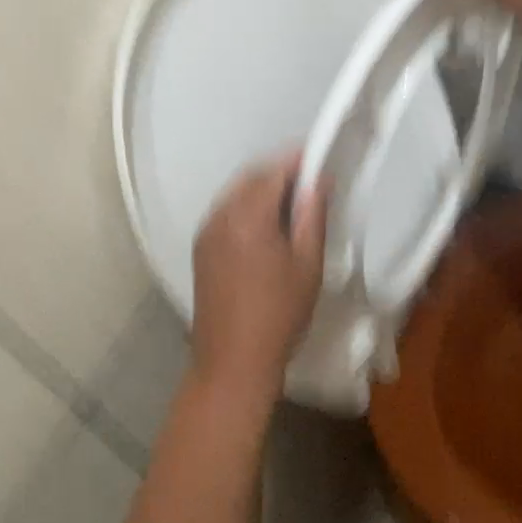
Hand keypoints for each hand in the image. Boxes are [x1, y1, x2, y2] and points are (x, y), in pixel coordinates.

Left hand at [190, 153, 327, 402]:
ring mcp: (207, 232)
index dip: (298, 161)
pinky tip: (266, 228)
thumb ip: (312, 215)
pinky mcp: (201, 249)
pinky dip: (247, 207)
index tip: (320, 160)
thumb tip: (317, 180)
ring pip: (236, 193)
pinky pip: (226, 212)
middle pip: (252, 177)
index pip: (274, 171)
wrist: (233, 362)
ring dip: (262, 190)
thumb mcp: (308, 263)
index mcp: (247, 216)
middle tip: (310, 185)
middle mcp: (220, 216)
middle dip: (280, 173)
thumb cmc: (279, 313)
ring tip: (291, 207)